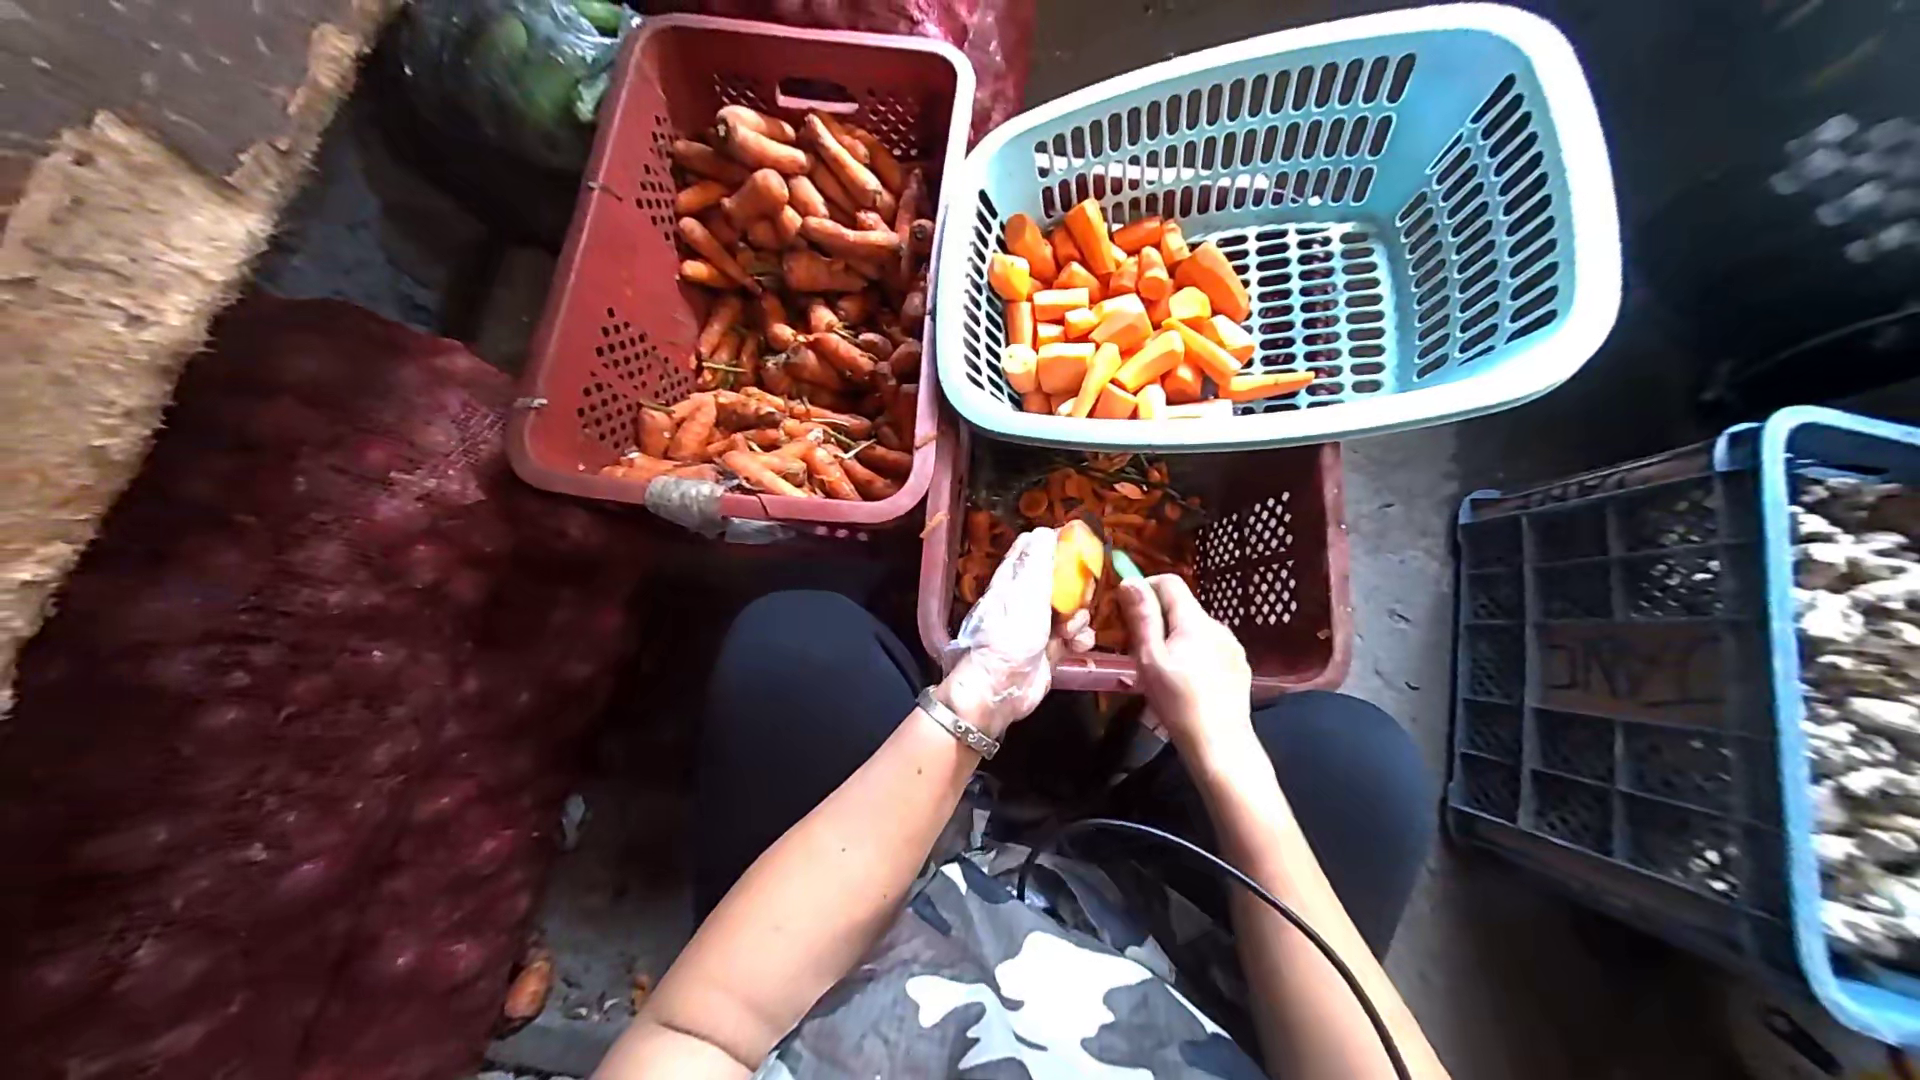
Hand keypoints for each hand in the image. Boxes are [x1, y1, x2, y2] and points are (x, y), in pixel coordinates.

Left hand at [938, 528, 1088, 737]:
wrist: (1000, 688)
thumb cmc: (1009, 634)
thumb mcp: (1024, 591)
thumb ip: (1037, 561)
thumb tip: (1045, 530)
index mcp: (1013, 580)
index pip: (1034, 550)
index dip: (1056, 544)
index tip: (1080, 544)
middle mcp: (1025, 599)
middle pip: (1060, 579)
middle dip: (1077, 587)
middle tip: (1080, 597)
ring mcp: (1039, 625)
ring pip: (1072, 608)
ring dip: (1080, 617)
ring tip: (1071, 630)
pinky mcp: (1051, 650)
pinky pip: (1075, 636)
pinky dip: (1081, 638)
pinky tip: (1078, 646)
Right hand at [1117, 575, 1252, 756]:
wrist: (1220, 744)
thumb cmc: (1178, 702)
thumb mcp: (1150, 659)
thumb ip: (1142, 618)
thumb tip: (1130, 581)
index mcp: (1195, 621)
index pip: (1170, 581)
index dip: (1145, 588)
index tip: (1129, 612)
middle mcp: (1218, 625)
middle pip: (1181, 605)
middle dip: (1158, 618)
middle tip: (1140, 648)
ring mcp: (1232, 645)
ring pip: (1195, 626)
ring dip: (1175, 636)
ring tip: (1163, 668)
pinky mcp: (1239, 663)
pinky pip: (1209, 645)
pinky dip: (1194, 651)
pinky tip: (1187, 678)